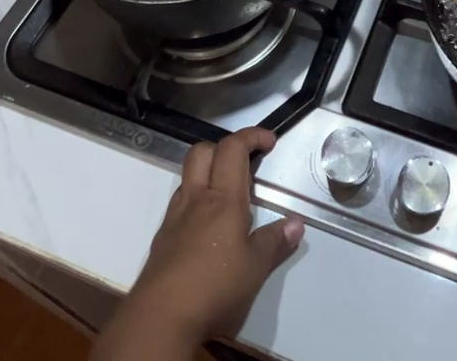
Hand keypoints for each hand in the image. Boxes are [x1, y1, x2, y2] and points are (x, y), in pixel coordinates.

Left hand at [111, 128, 302, 352]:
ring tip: (229, 198)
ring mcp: (175, 218)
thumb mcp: (256, 268)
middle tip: (245, 164)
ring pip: (188, 177)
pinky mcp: (162, 239)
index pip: (233, 149)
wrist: (160, 319)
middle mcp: (196, 200)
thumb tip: (296, 224)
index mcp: (223, 199)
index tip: (269, 142)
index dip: (251, 136)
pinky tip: (208, 228)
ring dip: (208, 174)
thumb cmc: (215, 287)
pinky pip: (179, 205)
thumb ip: (275, 242)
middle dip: (224, 147)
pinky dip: (196, 202)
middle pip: (202, 152)